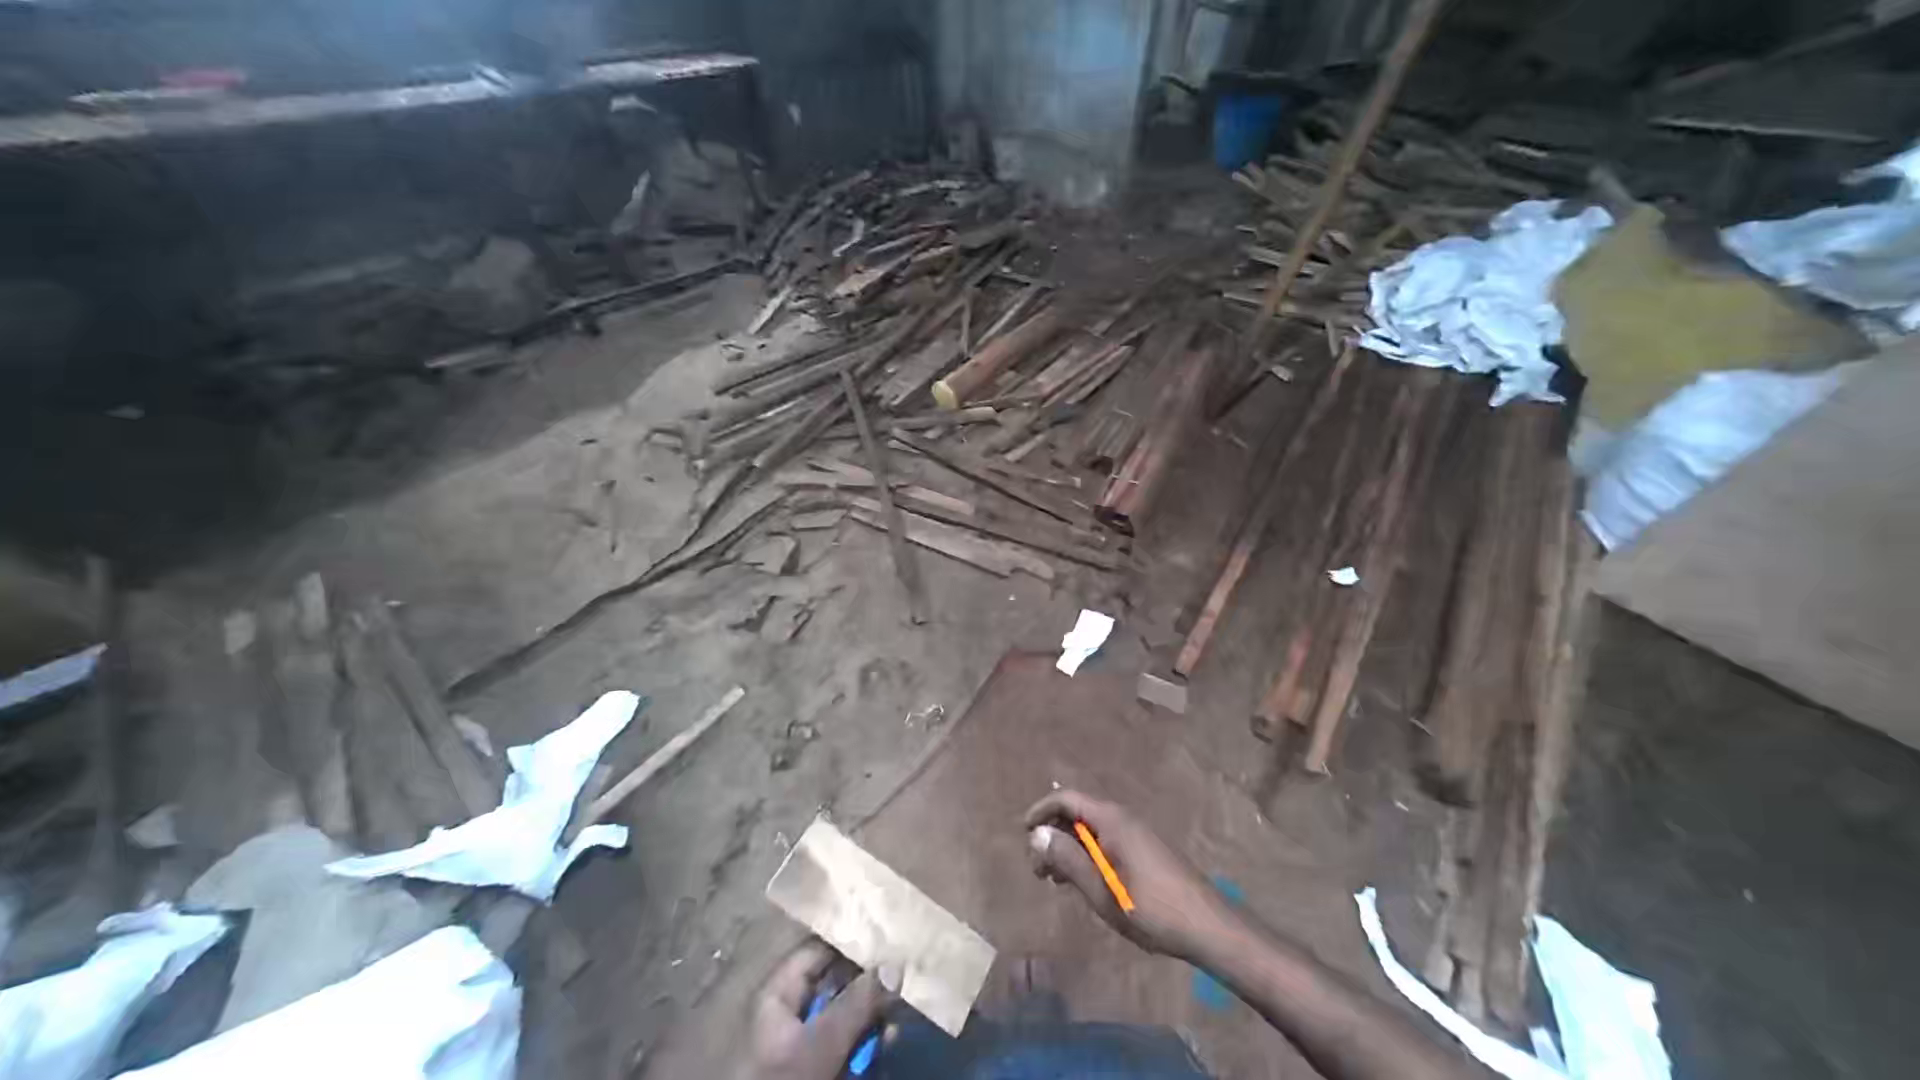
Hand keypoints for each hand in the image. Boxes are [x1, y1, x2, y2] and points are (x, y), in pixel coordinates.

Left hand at [738, 938, 897, 1079]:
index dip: (852, 939)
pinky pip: (846, 1046)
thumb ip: (856, 1003)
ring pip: (846, 1015)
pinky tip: (888, 1042)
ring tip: (899, 1019)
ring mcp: (802, 1044)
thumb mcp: (820, 1046)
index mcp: (778, 994)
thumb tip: (895, 962)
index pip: (819, 949)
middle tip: (904, 980)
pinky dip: (867, 1043)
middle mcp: (790, 1011)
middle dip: (870, 982)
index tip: (892, 934)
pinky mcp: (817, 1069)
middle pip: (836, 982)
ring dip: (873, 1015)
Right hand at [1025, 789, 1239, 962]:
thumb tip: (1037, 834)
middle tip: (1037, 868)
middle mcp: (1123, 818)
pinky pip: (1106, 842)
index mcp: (1112, 820)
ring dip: (1068, 848)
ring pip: (1091, 829)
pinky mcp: (1145, 851)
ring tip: (1054, 880)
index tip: (1023, 833)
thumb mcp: (1102, 890)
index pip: (1066, 799)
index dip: (1041, 811)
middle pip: (1077, 813)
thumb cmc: (1152, 909)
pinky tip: (1083, 883)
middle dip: (1052, 834)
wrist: (1209, 928)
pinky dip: (1087, 855)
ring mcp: (1136, 834)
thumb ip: (1068, 860)